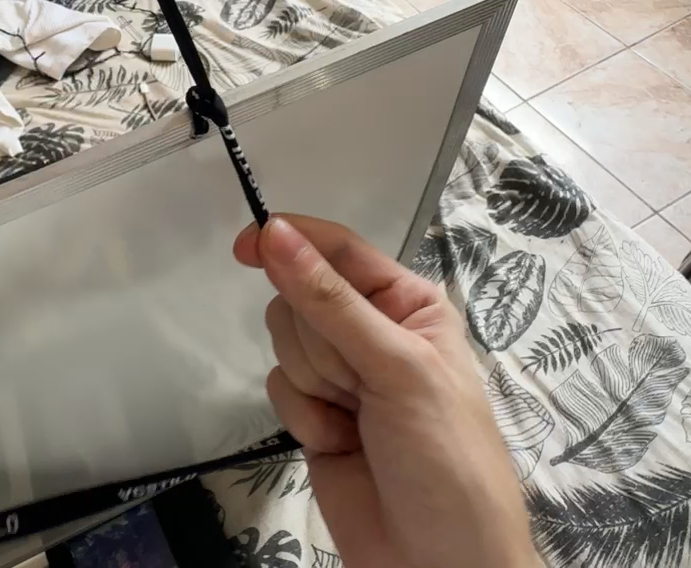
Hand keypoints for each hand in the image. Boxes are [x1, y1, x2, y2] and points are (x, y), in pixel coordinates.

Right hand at [234, 216, 540, 567]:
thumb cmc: (444, 458)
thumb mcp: (396, 368)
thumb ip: (328, 300)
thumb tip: (273, 232)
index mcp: (406, 303)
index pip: (337, 250)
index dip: (292, 241)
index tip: (245, 246)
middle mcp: (371, 328)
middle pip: (300, 295)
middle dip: (319, 342)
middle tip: (359, 384)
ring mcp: (340, 371)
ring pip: (285, 339)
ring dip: (314, 381)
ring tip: (356, 417)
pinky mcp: (314, 410)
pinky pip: (278, 384)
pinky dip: (303, 415)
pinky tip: (338, 442)